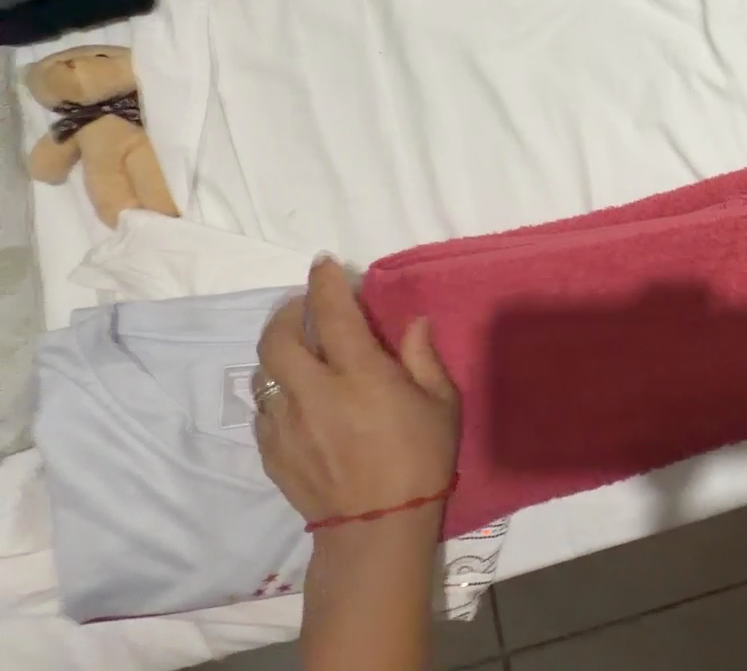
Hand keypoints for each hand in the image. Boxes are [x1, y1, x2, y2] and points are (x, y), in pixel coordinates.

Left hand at [254, 258, 459, 533]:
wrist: (378, 522)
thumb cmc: (424, 454)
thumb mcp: (442, 401)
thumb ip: (422, 358)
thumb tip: (413, 323)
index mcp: (360, 375)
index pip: (333, 316)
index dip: (325, 285)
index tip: (323, 264)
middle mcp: (314, 392)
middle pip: (277, 340)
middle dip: (287, 312)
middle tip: (304, 303)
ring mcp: (285, 422)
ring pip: (264, 372)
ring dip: (278, 349)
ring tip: (298, 344)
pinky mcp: (271, 448)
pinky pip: (265, 405)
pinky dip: (278, 386)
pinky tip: (298, 391)